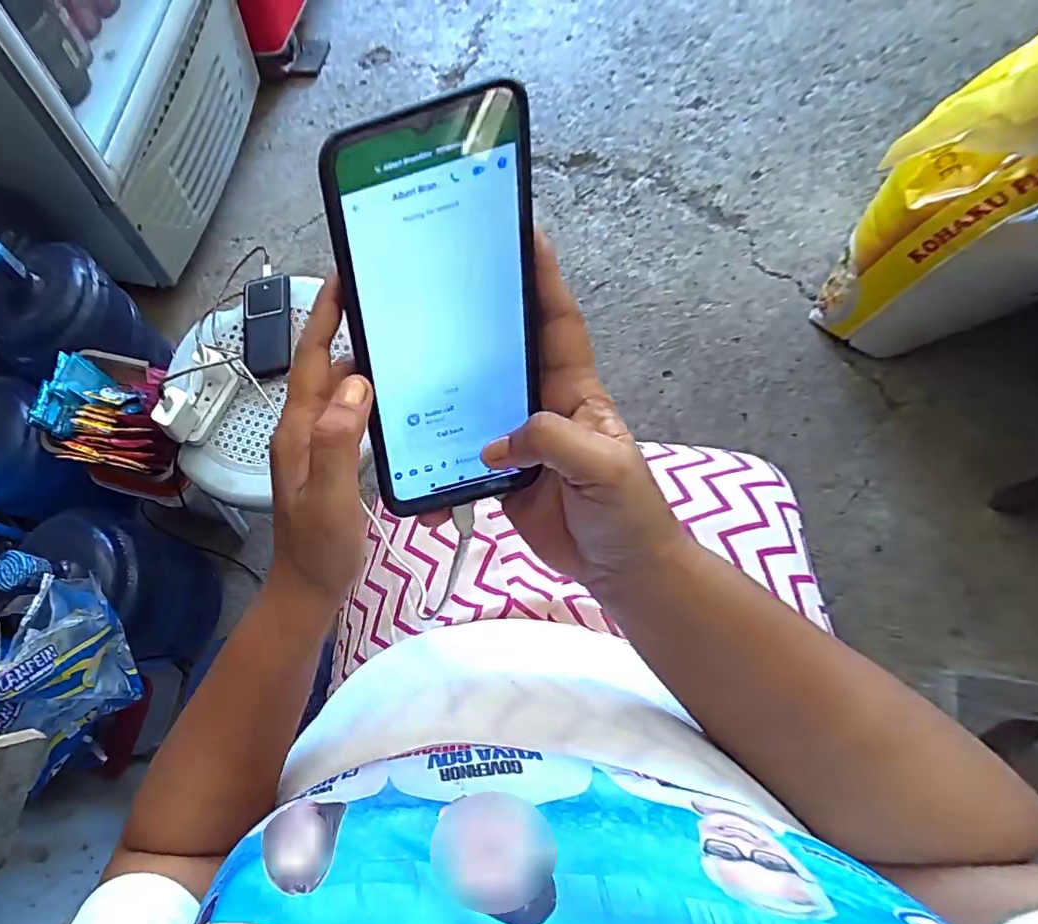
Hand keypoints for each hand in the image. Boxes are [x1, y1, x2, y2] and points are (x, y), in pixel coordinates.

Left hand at [268, 277, 374, 612]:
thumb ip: (337, 442)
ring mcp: (312, 447)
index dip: (324, 318)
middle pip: (322, 369)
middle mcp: (300, 431)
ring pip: (335, 391)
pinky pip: (345, 416)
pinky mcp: (327, 461)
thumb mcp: (329, 497)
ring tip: (395, 340)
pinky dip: (365, 397)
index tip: (344, 278)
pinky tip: (391, 398)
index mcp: (297, 432)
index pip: (310, 363)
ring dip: (358, 363)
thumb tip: (356, 384)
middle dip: (345, 330)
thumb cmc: (319, 549)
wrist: (308, 587)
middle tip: (383, 301)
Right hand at [442, 231, 685, 589]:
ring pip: (471, 410)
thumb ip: (554, 441)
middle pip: (500, 360)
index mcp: (573, 394)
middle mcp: (540, 409)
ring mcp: (516, 443)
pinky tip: (420, 480)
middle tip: (435, 310)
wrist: (617, 568)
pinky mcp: (497, 476)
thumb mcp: (604, 467)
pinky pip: (458, 463)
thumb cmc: (629, 513)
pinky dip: (438, 472)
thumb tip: (494, 442)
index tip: (522, 240)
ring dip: (442, 406)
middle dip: (472, 334)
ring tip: (408, 394)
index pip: (557, 325)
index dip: (542, 282)